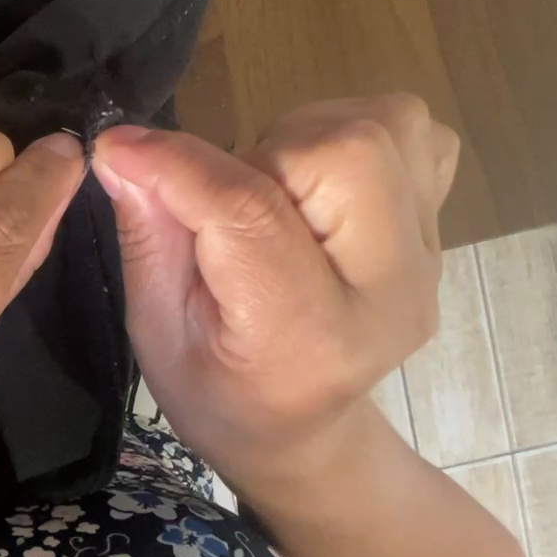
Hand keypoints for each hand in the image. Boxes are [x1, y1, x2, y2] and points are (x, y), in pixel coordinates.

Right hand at [94, 95, 457, 495]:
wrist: (298, 430)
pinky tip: (311, 189)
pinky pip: (411, 133)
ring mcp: (428, 255)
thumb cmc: (212, 393)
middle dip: (256, 155)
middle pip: (343, 153)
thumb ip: (146, 239)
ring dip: (300, 141)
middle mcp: (388, 289)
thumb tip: (121, 150)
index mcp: (302, 335)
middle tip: (218, 200)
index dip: (177, 166)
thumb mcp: (155, 333)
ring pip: (382, 126)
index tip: (115, 146)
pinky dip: (348, 138)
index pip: (249, 215)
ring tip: (266, 194)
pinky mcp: (440, 227)